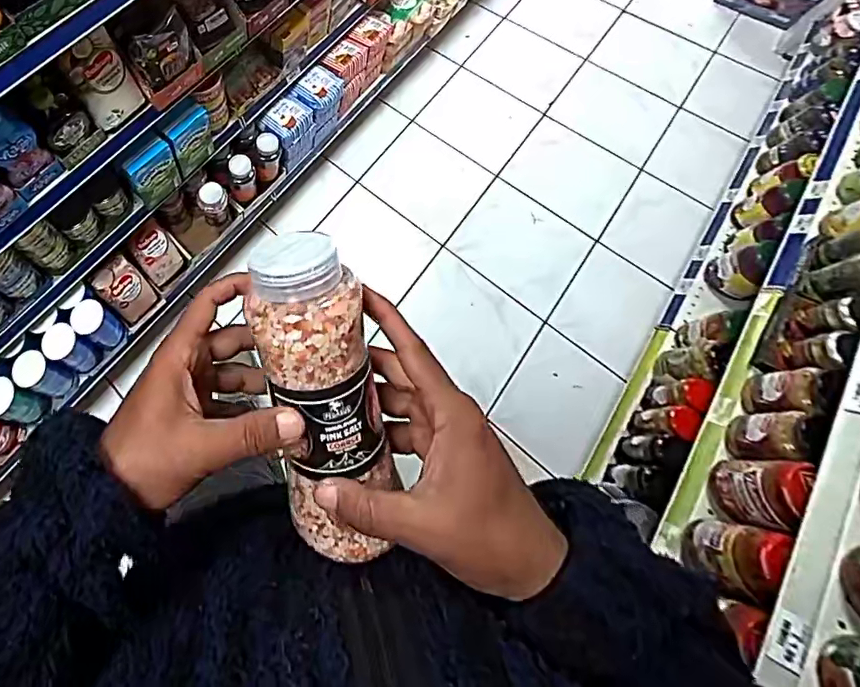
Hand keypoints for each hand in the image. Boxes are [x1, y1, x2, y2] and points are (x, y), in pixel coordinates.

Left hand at [100, 273, 304, 510]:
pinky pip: (227, 398)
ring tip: (291, 383)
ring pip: (232, 370)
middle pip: (230, 338)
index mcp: (179, 356)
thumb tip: (295, 421)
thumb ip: (252, 433)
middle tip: (295, 341)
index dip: (234, 288)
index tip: (265, 284)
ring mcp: (188, 389)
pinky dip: (247, 404)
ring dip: (258, 376)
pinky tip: (270, 417)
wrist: (110, 498)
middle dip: (261, 341)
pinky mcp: (192, 412)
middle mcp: (184, 365)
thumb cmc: (139, 460)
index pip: (207, 304)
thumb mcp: (202, 444)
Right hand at [312, 288, 567, 600]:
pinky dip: (385, 427)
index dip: (388, 318)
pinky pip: (409, 427)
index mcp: (452, 414)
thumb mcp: (423, 524)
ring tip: (336, 391)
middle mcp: (451, 415)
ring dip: (374, 395)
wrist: (531, 566)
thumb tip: (327, 492)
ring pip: (404, 400)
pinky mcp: (447, 452)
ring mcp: (449, 433)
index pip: (414, 352)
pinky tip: (361, 437)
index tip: (366, 294)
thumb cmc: (497, 536)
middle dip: (367, 358)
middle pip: (403, 372)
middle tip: (332, 346)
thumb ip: (369, 508)